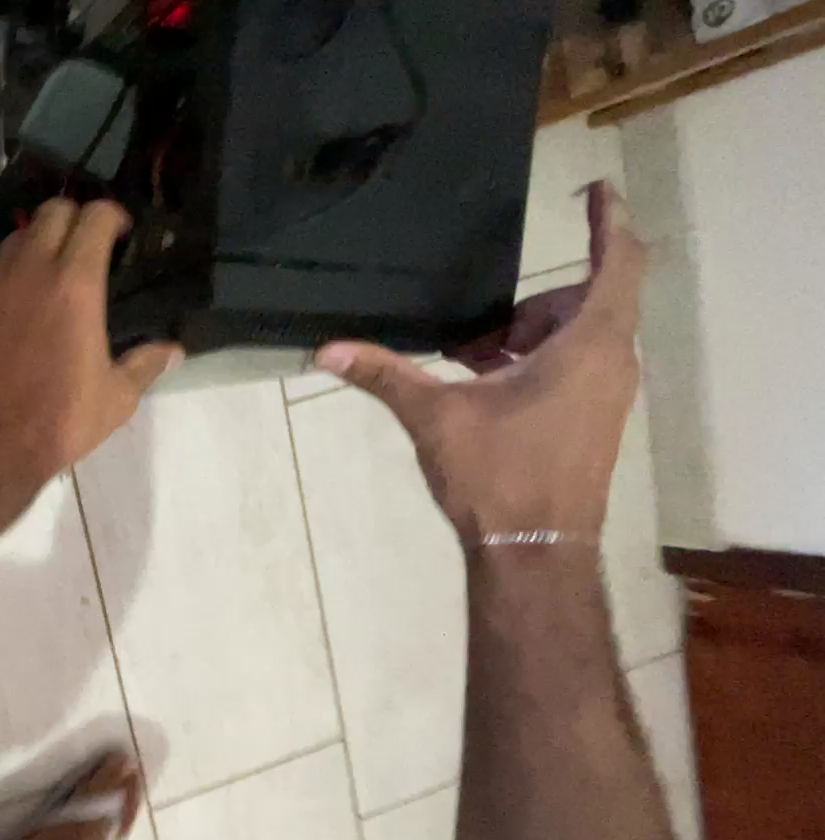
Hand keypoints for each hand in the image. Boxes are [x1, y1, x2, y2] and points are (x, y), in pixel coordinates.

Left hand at [0, 198, 181, 504]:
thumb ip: (145, 365)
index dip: (113, 217)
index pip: (95, 217)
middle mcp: (30, 273)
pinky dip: (11, 272)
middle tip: (89, 247)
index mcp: (74, 285)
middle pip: (51, 213)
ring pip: (16, 238)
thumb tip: (174, 351)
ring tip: (54, 270)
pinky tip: (22, 302)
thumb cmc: (59, 422)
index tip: (122, 236)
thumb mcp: (115, 398)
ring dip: (39, 241)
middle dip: (75, 218)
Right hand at [315, 182, 646, 544]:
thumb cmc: (495, 471)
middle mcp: (613, 360)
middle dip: (525, 308)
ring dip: (523, 340)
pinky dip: (531, 365)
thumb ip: (384, 375)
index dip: (609, 221)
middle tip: (467, 333)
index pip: (618, 261)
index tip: (595, 191)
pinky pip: (571, 367)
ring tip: (465, 366)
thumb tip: (325, 349)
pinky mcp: (593, 418)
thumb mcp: (432, 416)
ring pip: (574, 338)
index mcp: (588, 344)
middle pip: (582, 302)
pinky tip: (481, 392)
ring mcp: (607, 392)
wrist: (533, 545)